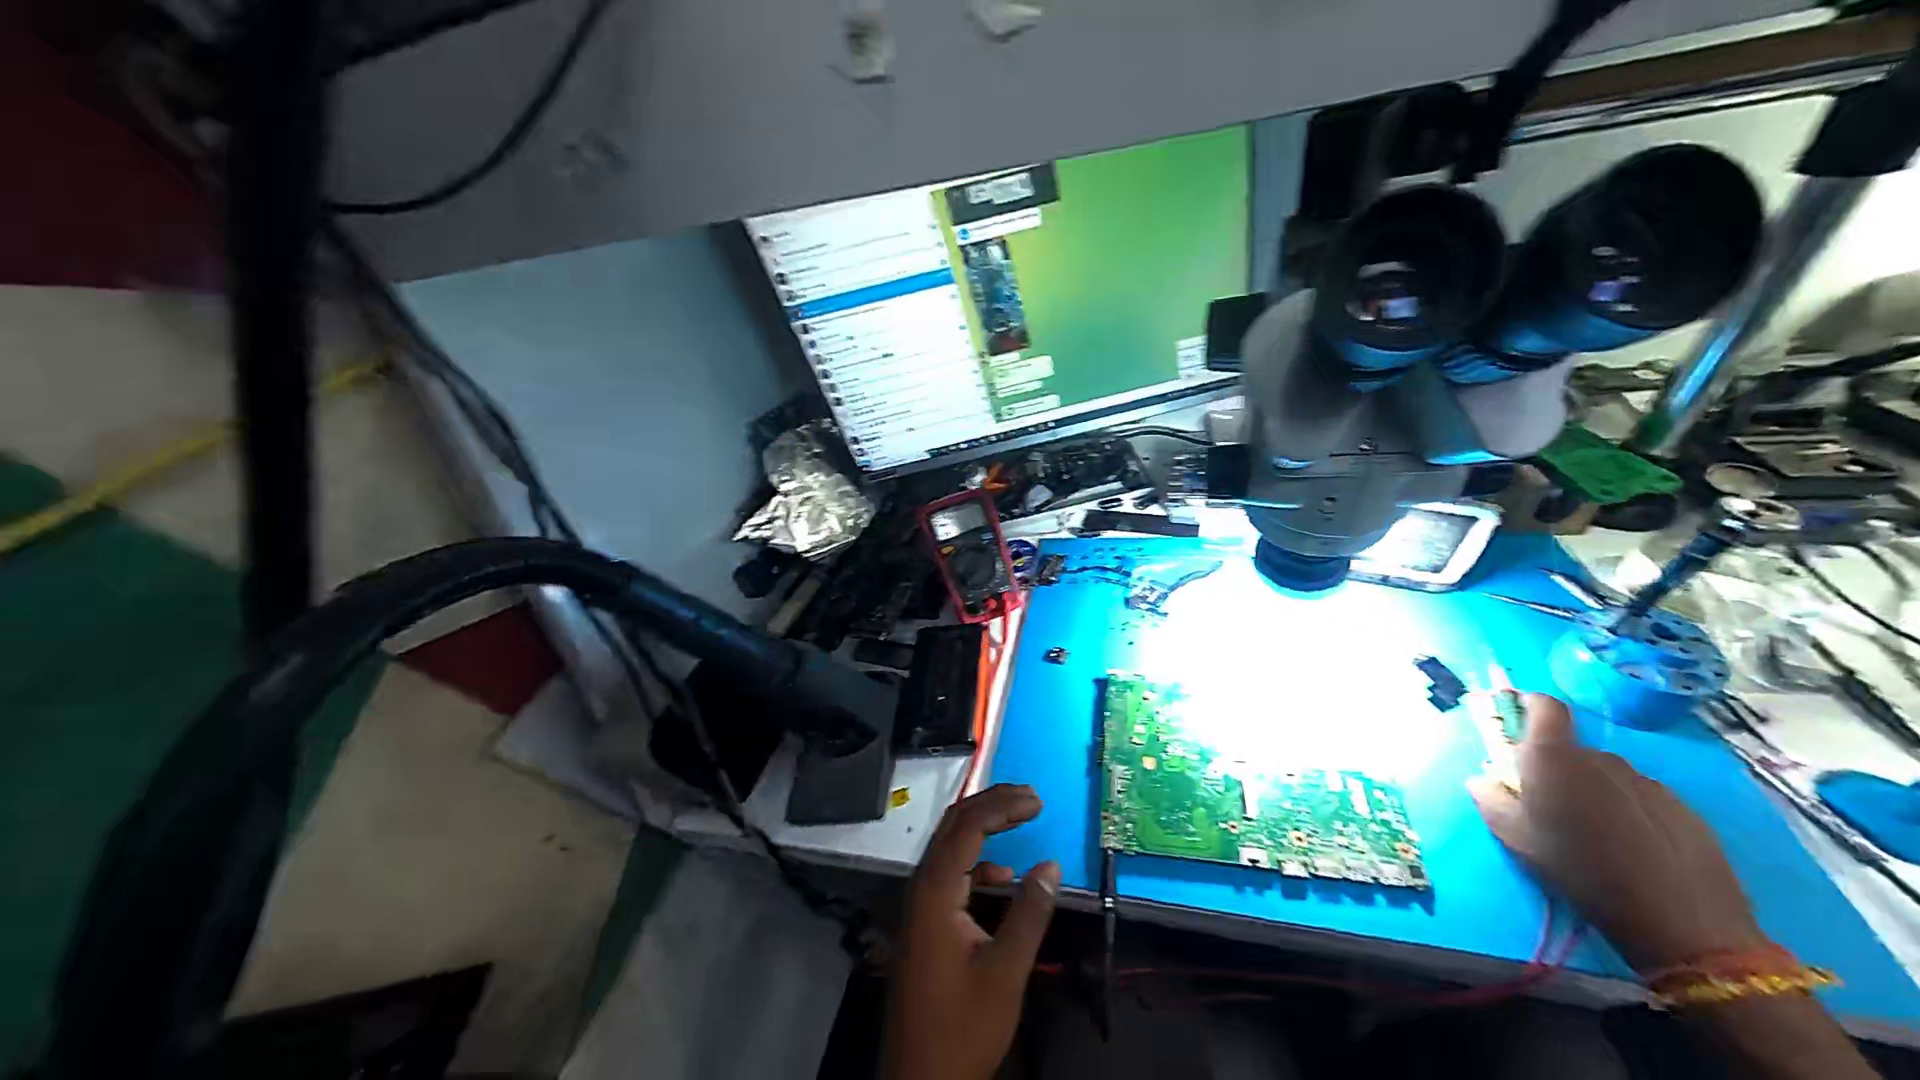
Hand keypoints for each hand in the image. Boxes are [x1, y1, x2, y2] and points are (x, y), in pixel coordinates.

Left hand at [885, 783, 1060, 1079]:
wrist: (918, 1078)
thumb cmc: (961, 1027)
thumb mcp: (1005, 972)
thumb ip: (1029, 913)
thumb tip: (1050, 865)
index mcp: (936, 890)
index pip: (968, 826)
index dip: (1003, 805)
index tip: (1038, 800)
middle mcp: (922, 886)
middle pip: (954, 825)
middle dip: (992, 803)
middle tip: (1032, 798)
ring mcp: (920, 903)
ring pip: (951, 845)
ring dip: (985, 826)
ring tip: (1021, 819)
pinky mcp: (925, 921)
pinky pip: (951, 872)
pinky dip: (978, 861)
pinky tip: (1003, 877)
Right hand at [1468, 694, 1766, 972]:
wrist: (1680, 922)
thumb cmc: (1578, 870)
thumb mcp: (1513, 837)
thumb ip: (1489, 798)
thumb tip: (1483, 779)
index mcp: (1554, 758)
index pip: (1545, 706)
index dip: (1529, 704)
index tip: (1517, 719)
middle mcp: (1601, 759)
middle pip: (1571, 748)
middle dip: (1556, 767)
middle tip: (1549, 805)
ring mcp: (1647, 782)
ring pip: (1606, 774)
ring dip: (1593, 790)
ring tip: (1594, 833)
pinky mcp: (1683, 809)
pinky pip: (1640, 797)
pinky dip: (1627, 811)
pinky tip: (1631, 848)